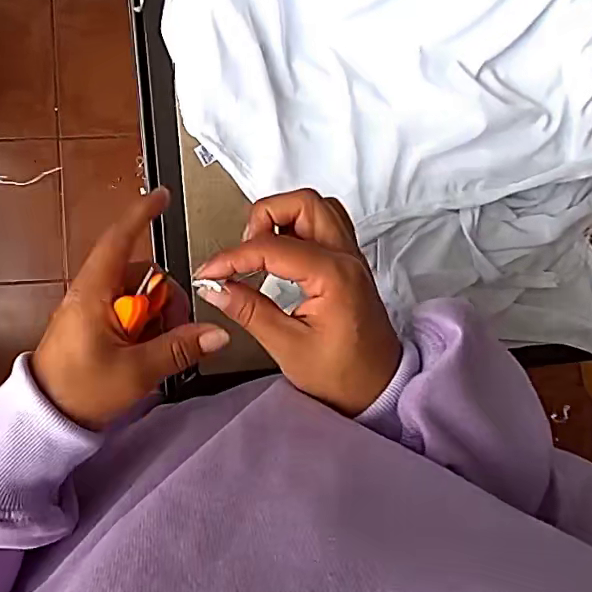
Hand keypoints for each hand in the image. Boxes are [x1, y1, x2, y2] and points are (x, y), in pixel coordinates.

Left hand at [32, 188, 229, 428]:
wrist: (43, 422)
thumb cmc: (75, 392)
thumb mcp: (136, 371)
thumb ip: (179, 348)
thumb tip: (216, 333)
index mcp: (94, 294)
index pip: (119, 240)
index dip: (141, 215)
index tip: (161, 197)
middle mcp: (93, 295)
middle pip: (145, 276)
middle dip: (167, 302)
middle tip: (173, 335)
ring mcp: (95, 311)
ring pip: (143, 298)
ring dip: (159, 320)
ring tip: (154, 353)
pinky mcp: (97, 327)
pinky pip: (133, 316)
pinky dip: (148, 331)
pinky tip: (146, 355)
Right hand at [193, 189, 401, 414]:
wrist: (380, 388)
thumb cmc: (346, 376)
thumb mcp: (288, 347)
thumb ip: (250, 311)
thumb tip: (217, 288)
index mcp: (335, 276)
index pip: (273, 246)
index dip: (233, 257)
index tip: (211, 272)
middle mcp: (347, 258)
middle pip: (303, 203)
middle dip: (263, 218)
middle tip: (243, 252)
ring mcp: (351, 258)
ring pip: (316, 208)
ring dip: (283, 218)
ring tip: (260, 250)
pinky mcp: (349, 264)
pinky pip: (325, 225)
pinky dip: (297, 228)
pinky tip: (280, 255)